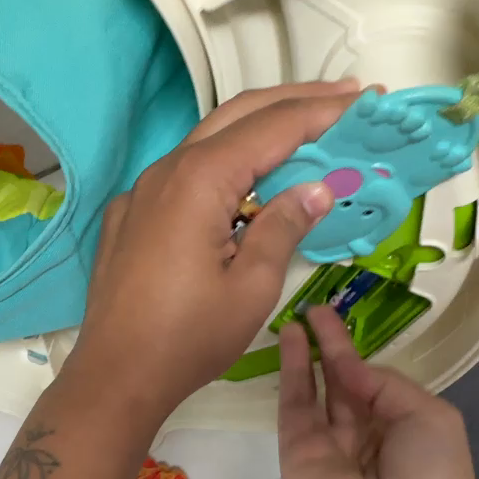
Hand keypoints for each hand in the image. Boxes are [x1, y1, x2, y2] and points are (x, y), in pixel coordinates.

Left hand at [66, 79, 362, 414]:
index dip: (322, 112)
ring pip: (204, 146)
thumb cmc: (186, 341)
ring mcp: (138, 196)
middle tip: (342, 102)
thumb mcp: (251, 289)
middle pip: (235, 118)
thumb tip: (314, 190)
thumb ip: (283, 229)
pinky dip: (217, 171)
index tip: (364, 100)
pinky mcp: (127, 221)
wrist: (115, 378)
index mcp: (198, 181)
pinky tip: (239, 191)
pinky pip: (178, 179)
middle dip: (291, 104)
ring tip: (300, 142)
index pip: (272, 127)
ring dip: (253, 137)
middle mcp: (163, 173)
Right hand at [277, 306, 478, 478]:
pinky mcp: (296, 450)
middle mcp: (361, 434)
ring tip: (297, 316)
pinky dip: (292, 369)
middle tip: (314, 308)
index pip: (371, 383)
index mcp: (400, 428)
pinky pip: (294, 403)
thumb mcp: (430, 418)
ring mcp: (326, 443)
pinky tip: (291, 339)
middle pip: (340, 382)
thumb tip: (349, 369)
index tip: (337, 317)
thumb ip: (387, 385)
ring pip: (313, 388)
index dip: (355, 351)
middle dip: (329, 346)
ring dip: (305, 352)